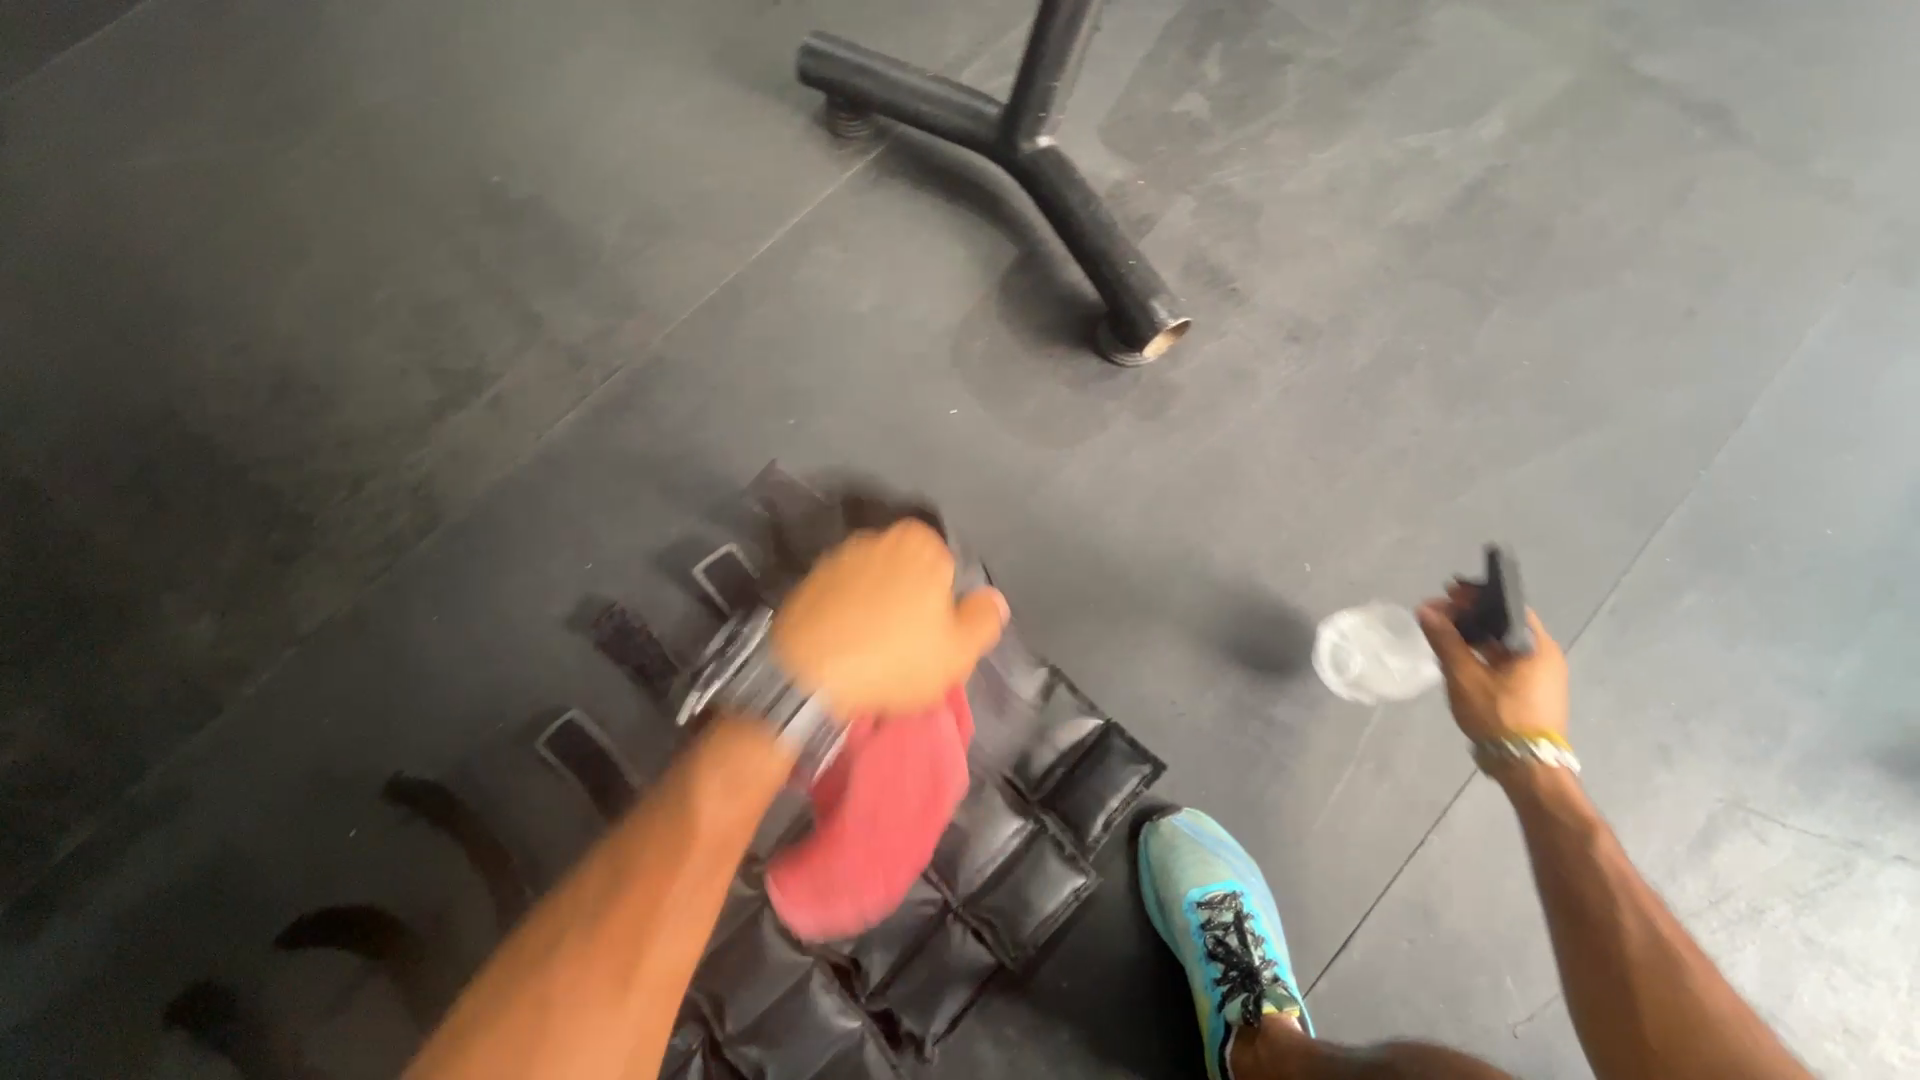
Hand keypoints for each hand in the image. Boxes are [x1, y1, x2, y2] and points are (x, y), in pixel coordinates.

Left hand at [772, 519, 1007, 714]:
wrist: (807, 674)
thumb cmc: (893, 660)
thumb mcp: (958, 651)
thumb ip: (984, 619)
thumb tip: (993, 600)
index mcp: (921, 542)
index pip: (948, 571)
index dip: (945, 608)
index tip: (936, 639)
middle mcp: (878, 537)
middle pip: (910, 575)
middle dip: (912, 605)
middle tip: (910, 650)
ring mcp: (838, 557)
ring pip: (875, 586)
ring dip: (878, 611)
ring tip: (876, 654)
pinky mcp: (808, 582)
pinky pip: (843, 599)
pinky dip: (848, 617)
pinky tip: (848, 649)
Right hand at [1415, 583, 1568, 742]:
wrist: (1527, 766)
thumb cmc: (1498, 715)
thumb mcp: (1464, 676)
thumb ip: (1445, 640)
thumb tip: (1427, 610)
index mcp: (1536, 646)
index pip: (1507, 605)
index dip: (1476, 596)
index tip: (1448, 593)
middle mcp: (1546, 656)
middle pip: (1505, 623)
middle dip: (1471, 615)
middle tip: (1438, 614)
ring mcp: (1543, 676)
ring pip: (1504, 644)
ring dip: (1475, 635)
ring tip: (1444, 636)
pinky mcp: (1534, 692)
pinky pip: (1506, 661)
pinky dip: (1484, 653)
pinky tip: (1460, 659)